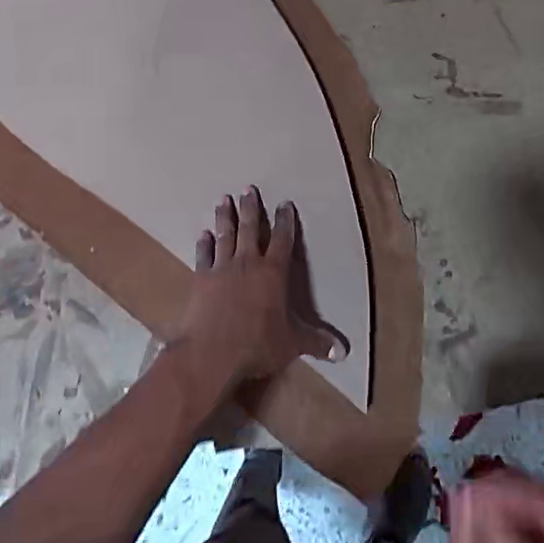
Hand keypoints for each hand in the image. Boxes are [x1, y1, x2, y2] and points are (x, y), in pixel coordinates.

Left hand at [172, 187, 337, 387]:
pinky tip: (203, 234)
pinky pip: (203, 256)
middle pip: (250, 228)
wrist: (210, 353)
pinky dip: (204, 244)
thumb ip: (315, 342)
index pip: (283, 239)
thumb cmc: (256, 345)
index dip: (285, 221)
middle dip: (250, 208)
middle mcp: (248, 263)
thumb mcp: (291, 344)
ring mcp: (222, 269)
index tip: (284, 204)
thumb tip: (343, 353)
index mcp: (273, 273)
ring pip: (224, 236)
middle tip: (247, 189)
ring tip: (223, 200)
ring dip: (224, 217)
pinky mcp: (201, 280)